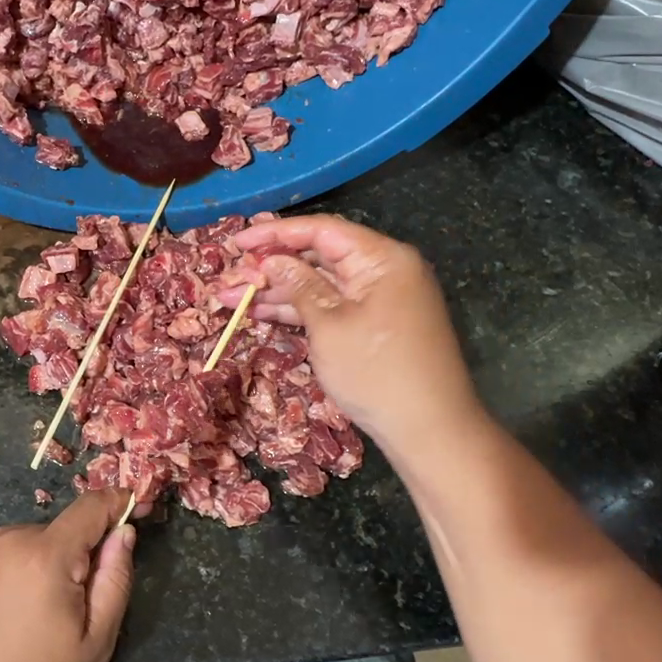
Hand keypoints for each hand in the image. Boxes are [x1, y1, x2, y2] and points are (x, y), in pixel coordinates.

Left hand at [0, 488, 137, 661]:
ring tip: (38, 609)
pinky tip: (14, 602)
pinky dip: (25, 562)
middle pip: (65, 528)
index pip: (90, 507)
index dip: (117, 503)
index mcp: (45, 557)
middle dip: (80, 553)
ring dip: (51, 558)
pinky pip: (14, 544)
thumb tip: (124, 532)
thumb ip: (116, 580)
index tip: (136, 509)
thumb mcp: (95, 642)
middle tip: (76, 604)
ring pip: (39, 537)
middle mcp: (12, 536)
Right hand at [219, 215, 482, 455]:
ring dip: (278, 290)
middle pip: (319, 255)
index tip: (237, 243)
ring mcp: (380, 299)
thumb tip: (271, 260)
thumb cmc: (377, 372)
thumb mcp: (329, 326)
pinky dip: (298, 309)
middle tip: (231, 277)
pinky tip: (261, 313)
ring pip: (320, 283)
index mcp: (381, 259)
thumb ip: (299, 286)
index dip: (275, 234)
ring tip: (232, 299)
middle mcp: (384, 270)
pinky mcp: (374, 324)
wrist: (430, 430)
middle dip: (271, 266)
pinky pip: (331, 305)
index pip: (321, 231)